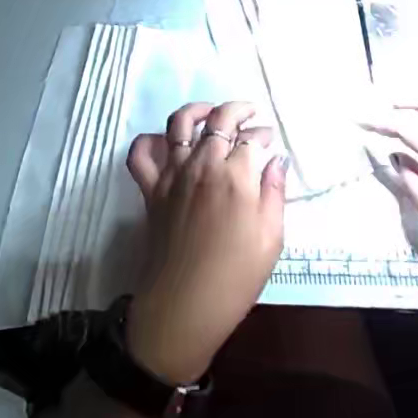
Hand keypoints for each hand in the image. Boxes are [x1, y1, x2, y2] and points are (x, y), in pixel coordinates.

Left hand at [123, 101, 287, 382]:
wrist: (183, 308)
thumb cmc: (236, 277)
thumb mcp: (271, 237)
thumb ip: (274, 193)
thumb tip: (276, 160)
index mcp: (237, 176)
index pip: (252, 138)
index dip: (264, 136)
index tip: (270, 143)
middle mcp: (203, 165)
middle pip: (220, 120)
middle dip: (239, 110)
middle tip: (251, 116)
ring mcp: (173, 175)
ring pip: (179, 123)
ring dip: (198, 110)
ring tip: (212, 114)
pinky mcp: (151, 190)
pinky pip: (141, 155)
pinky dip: (150, 141)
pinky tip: (165, 141)